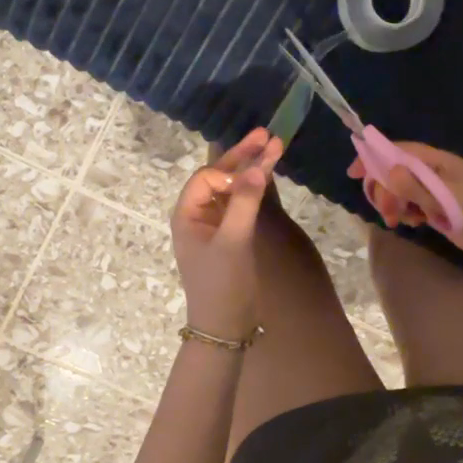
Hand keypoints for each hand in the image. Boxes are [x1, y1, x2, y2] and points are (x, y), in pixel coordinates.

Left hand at [171, 127, 283, 336]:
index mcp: (187, 215)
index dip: (230, 171)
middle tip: (268, 134)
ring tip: (275, 147)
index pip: (207, 178)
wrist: (225, 328)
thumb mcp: (233, 242)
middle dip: (243, 157)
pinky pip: (241, 205)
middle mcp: (198, 216)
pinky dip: (255, 190)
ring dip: (252, 170)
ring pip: (233, 189)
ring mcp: (215, 227)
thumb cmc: (222, 284)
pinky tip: (269, 176)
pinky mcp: (231, 237)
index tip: (254, 174)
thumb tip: (256, 166)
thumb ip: (244, 203)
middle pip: (220, 178)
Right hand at [352, 142, 462, 266]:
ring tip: (396, 220)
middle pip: (398, 172)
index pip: (400, 151)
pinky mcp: (444, 214)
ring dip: (393, 203)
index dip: (374, 157)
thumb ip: (417, 187)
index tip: (353, 172)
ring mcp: (441, 195)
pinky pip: (416, 207)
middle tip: (384, 209)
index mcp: (440, 163)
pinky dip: (407, 213)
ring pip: (405, 192)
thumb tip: (388, 169)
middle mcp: (438, 175)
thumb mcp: (450, 199)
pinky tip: (410, 224)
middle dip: (383, 187)